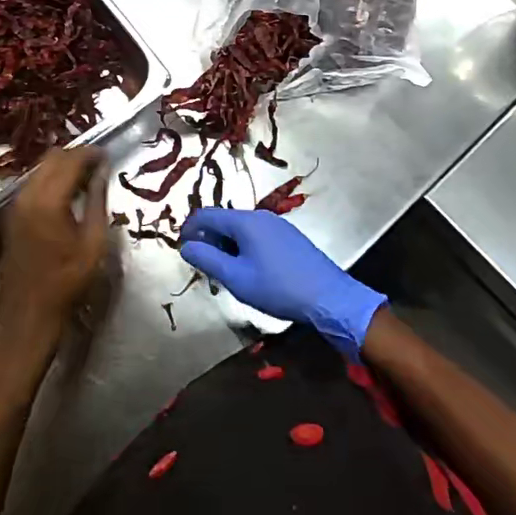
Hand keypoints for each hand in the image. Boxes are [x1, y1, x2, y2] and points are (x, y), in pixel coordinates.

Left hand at [0, 146, 107, 336]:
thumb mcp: (94, 244)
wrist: (29, 310)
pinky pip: (33, 182)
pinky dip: (50, 178)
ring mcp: (16, 202)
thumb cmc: (67, 281)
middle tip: (97, 164)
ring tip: (85, 177)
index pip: (70, 161)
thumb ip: (98, 203)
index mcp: (48, 201)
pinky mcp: (12, 211)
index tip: (106, 153)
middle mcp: (27, 194)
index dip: (89, 153)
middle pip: (51, 158)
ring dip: (61, 166)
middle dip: (75, 155)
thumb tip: (102, 173)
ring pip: (40, 168)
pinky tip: (66, 192)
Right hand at [179, 207, 387, 358]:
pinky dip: (246, 247)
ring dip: (228, 245)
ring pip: (241, 228)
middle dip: (210, 240)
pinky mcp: (291, 237)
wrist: (332, 299)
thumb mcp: (236, 278)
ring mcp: (278, 225)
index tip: (183, 249)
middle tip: (207, 266)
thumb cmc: (279, 288)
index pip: (206, 215)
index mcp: (244, 221)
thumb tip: (185, 246)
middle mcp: (260, 216)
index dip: (190, 230)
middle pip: (224, 220)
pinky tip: (253, 270)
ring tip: (229, 272)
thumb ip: (207, 259)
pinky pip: (257, 235)